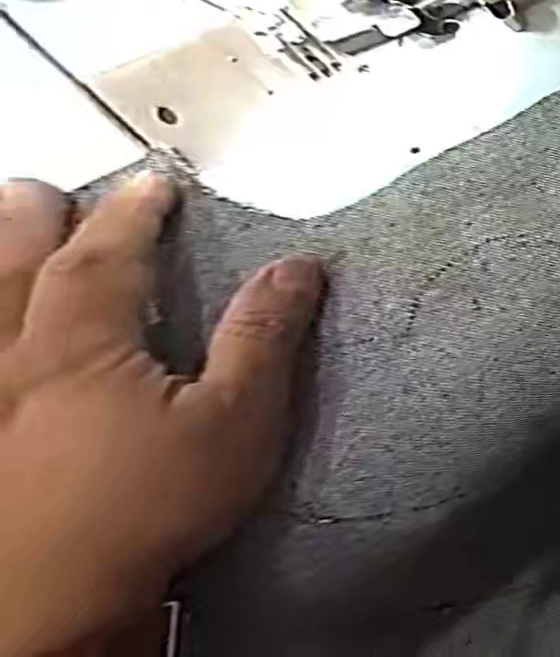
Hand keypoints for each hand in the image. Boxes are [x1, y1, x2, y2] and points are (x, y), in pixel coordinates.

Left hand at [0, 174, 323, 655]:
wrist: (50, 608)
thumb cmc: (156, 502)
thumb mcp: (239, 414)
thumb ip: (263, 334)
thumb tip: (297, 265)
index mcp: (75, 360)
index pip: (98, 267)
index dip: (127, 220)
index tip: (152, 184)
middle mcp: (3, 375)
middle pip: (2, 285)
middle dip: (17, 231)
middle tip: (29, 189)